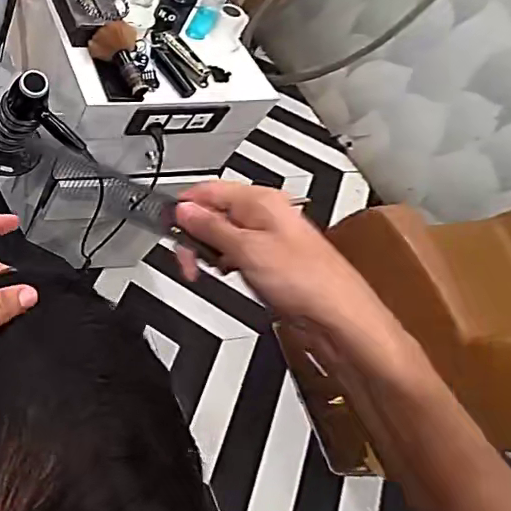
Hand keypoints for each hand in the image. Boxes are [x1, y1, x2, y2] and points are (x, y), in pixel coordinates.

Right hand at [174, 183, 392, 340]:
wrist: (342, 321)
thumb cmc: (310, 282)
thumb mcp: (247, 250)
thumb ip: (210, 227)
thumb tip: (184, 210)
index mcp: (261, 200)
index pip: (209, 189)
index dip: (184, 206)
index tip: (167, 225)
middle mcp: (266, 215)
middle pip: (214, 212)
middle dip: (195, 232)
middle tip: (185, 256)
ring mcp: (269, 239)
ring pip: (224, 234)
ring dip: (209, 250)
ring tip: (205, 268)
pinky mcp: (271, 262)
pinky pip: (236, 254)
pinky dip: (225, 263)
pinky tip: (226, 275)